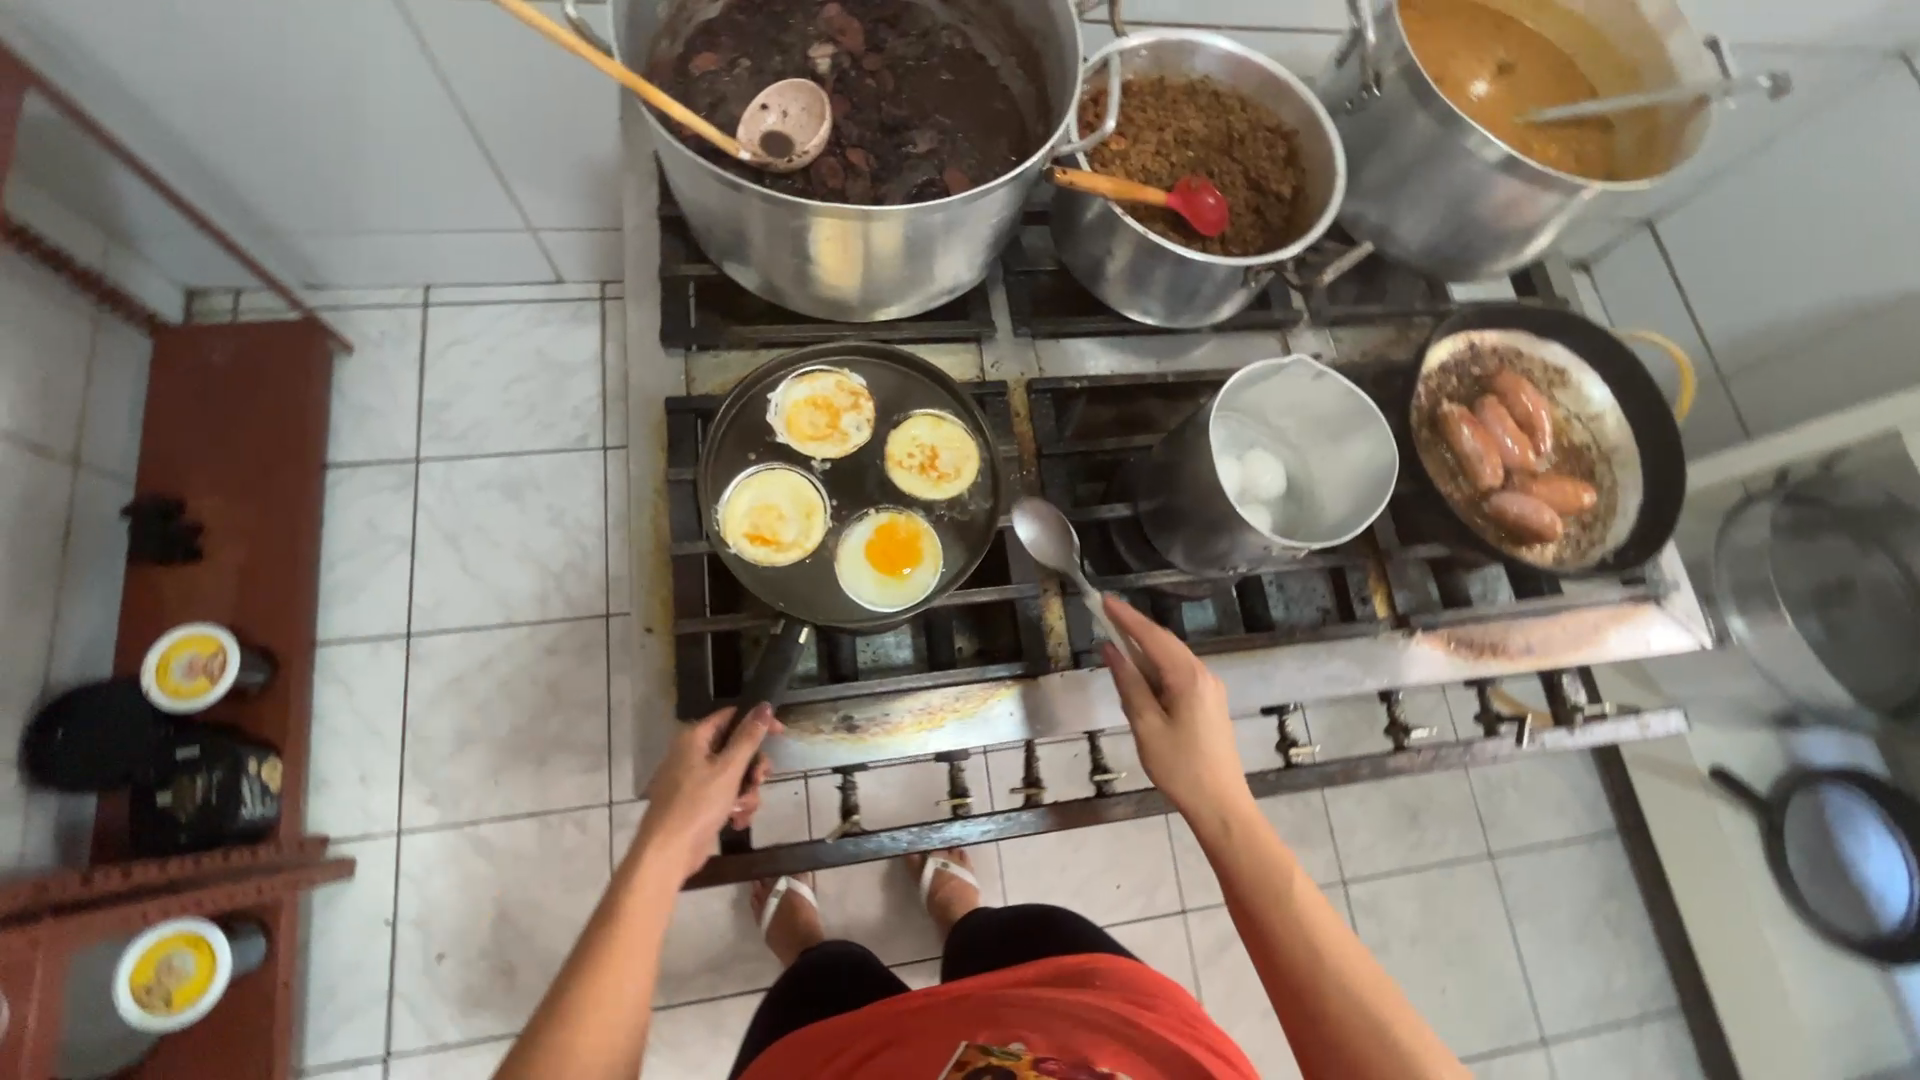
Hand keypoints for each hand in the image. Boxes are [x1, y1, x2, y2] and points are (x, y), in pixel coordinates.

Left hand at [634, 704, 779, 881]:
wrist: (667, 854)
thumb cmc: (697, 805)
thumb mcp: (729, 769)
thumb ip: (748, 737)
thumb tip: (764, 705)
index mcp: (694, 738)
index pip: (732, 716)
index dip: (756, 722)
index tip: (780, 733)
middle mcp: (692, 754)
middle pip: (736, 748)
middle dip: (753, 767)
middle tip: (760, 779)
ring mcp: (693, 780)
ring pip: (734, 775)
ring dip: (746, 791)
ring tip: (743, 807)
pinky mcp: (697, 803)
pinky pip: (725, 795)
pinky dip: (734, 806)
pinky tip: (737, 821)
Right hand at [1101, 596, 1251, 823]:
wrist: (1221, 804)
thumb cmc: (1179, 767)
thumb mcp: (1145, 725)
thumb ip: (1128, 684)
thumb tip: (1111, 650)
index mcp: (1188, 677)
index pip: (1152, 637)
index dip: (1127, 617)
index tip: (1104, 600)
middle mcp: (1203, 674)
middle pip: (1165, 642)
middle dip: (1136, 627)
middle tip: (1106, 615)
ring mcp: (1210, 688)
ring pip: (1173, 657)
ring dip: (1146, 648)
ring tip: (1118, 639)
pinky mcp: (1210, 702)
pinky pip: (1180, 673)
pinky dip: (1157, 666)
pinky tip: (1141, 672)